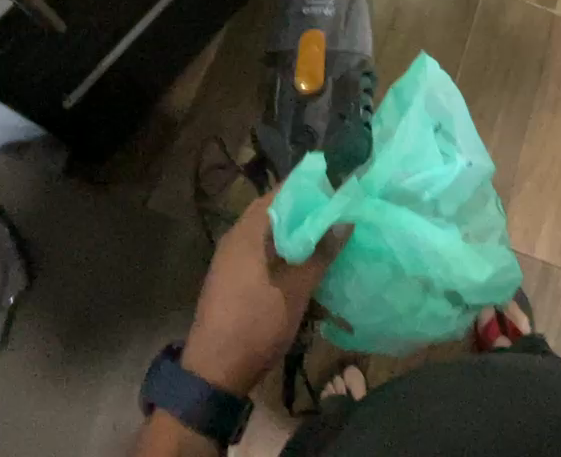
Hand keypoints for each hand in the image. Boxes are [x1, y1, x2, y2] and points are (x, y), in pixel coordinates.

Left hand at [179, 193, 348, 396]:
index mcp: (248, 231)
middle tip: (339, 213)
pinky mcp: (232, 277)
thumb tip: (346, 221)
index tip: (338, 189)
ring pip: (269, 233)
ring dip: (296, 233)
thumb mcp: (296, 290)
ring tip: (328, 235)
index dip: (309, 188)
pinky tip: (305, 263)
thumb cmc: (255, 324)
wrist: (214, 372)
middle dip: (306, 211)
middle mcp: (236, 237)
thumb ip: (320, 253)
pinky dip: (283, 251)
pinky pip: (262, 251)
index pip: (280, 193)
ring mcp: (231, 258)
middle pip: (275, 212)